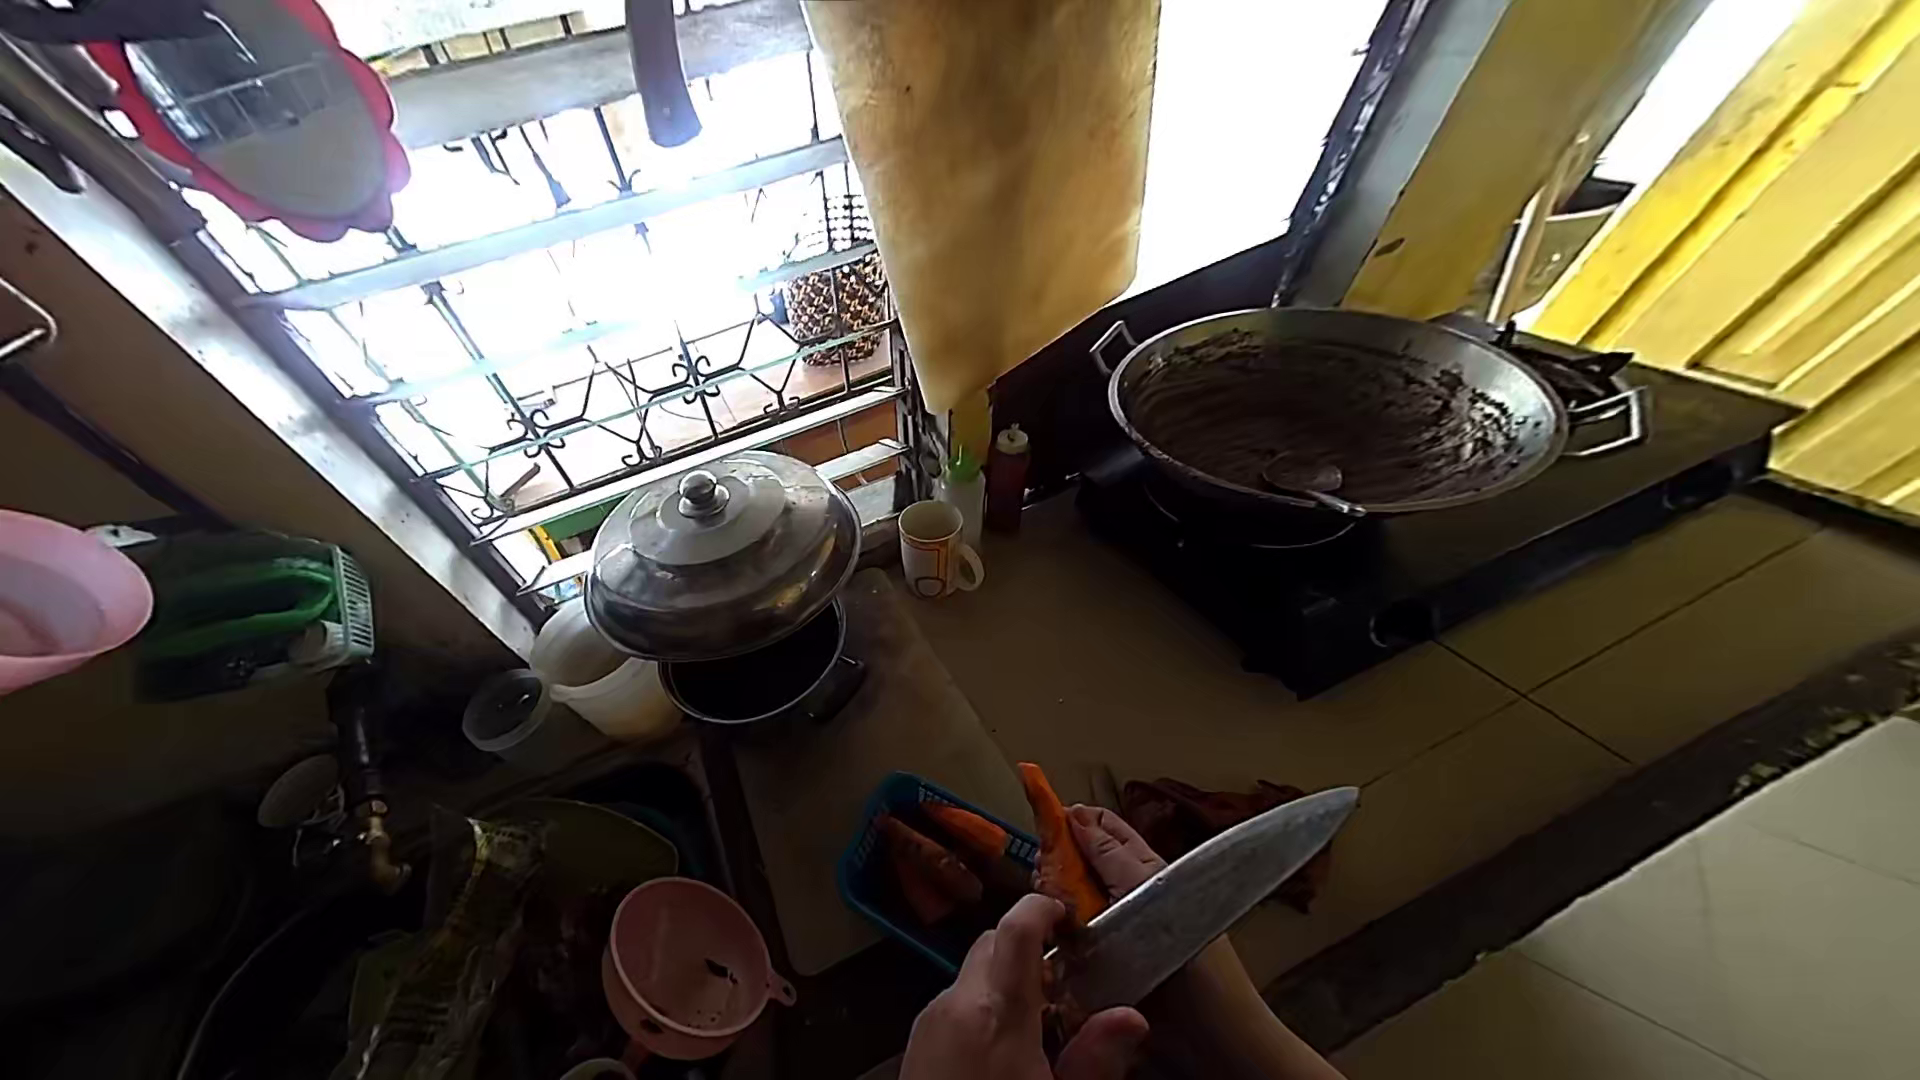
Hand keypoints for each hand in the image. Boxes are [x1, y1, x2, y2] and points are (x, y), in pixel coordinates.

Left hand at [900, 893, 1148, 1079]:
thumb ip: (1095, 1061)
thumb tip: (1132, 1017)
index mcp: (996, 1014)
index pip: (1016, 928)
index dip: (1041, 907)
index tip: (1066, 914)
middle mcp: (956, 1002)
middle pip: (993, 942)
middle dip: (1026, 947)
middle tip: (1060, 981)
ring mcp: (929, 1020)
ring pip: (972, 971)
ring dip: (1003, 978)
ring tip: (1034, 1025)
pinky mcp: (915, 1041)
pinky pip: (954, 1001)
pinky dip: (980, 1005)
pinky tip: (998, 1052)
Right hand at [1067, 804, 1346, 1079]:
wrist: (1216, 1041)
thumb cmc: (1198, 962)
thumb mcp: (1148, 891)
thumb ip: (1110, 853)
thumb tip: (1073, 814)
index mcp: (1141, 866)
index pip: (1100, 825)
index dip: (1072, 817)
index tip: (1044, 822)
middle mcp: (1124, 890)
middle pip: (1078, 859)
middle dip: (1055, 858)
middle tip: (1042, 869)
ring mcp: (1111, 926)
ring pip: (1068, 896)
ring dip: (1052, 895)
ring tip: (1045, 902)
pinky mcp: (1099, 961)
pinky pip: (1068, 937)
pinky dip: (1055, 932)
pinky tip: (1048, 934)